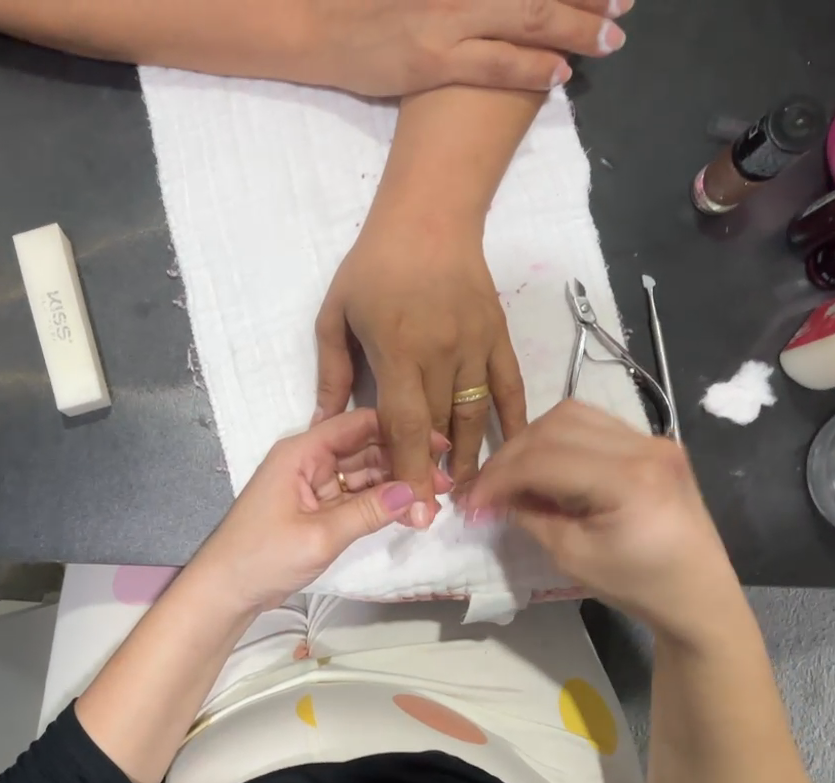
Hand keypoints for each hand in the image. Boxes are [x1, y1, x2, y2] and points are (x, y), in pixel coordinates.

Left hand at [193, 409, 452, 612]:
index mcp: (302, 452)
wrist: (225, 591)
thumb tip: (415, 490)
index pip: (358, 425)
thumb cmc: (262, 557)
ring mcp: (312, 485)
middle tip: (444, 482)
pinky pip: (354, 498)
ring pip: (363, 475)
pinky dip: (379, 505)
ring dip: (395, 487)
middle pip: (365, 450)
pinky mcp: (316, 509)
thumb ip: (368, 511)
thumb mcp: (320, 535)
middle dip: (403, 464)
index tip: (438, 444)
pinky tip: (408, 512)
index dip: (400, 431)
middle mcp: (309, 461)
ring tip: (433, 501)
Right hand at [286, 0, 630, 95]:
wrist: (319, 27)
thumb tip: (497, 4)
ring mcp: (449, 20)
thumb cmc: (367, 4)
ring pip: (530, 19)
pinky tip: (560, 74)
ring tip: (609, 40)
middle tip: (624, 3)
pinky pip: (495, 64)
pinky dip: (532, 68)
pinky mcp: (433, 59)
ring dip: (576, 28)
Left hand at [315, 211, 527, 520]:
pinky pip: (510, 387)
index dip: (408, 472)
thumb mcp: (335, 316)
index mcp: (397, 353)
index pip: (404, 426)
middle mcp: (441, 355)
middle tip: (432, 514)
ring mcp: (476, 346)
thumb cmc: (373, 268)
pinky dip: (512, 421)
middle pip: (439, 429)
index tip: (413, 510)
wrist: (430, 217)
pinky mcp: (498, 337)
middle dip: (434, 476)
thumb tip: (322, 424)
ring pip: (475, 415)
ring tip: (462, 491)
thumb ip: (332, 374)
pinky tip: (510, 451)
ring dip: (469, 457)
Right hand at [458, 401, 742, 643]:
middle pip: (554, 426)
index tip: (469, 503)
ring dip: (531, 442)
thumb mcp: (571, 556)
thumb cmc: (636, 584)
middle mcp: (642, 447)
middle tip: (485, 490)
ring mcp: (651, 440)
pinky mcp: (650, 444)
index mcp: (628, 480)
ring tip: (513, 476)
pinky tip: (544, 468)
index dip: (497, 478)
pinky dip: (557, 440)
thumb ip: (529, 516)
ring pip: (571, 415)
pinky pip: (591, 424)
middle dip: (509, 456)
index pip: (543, 459)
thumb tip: (493, 496)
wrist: (697, 593)